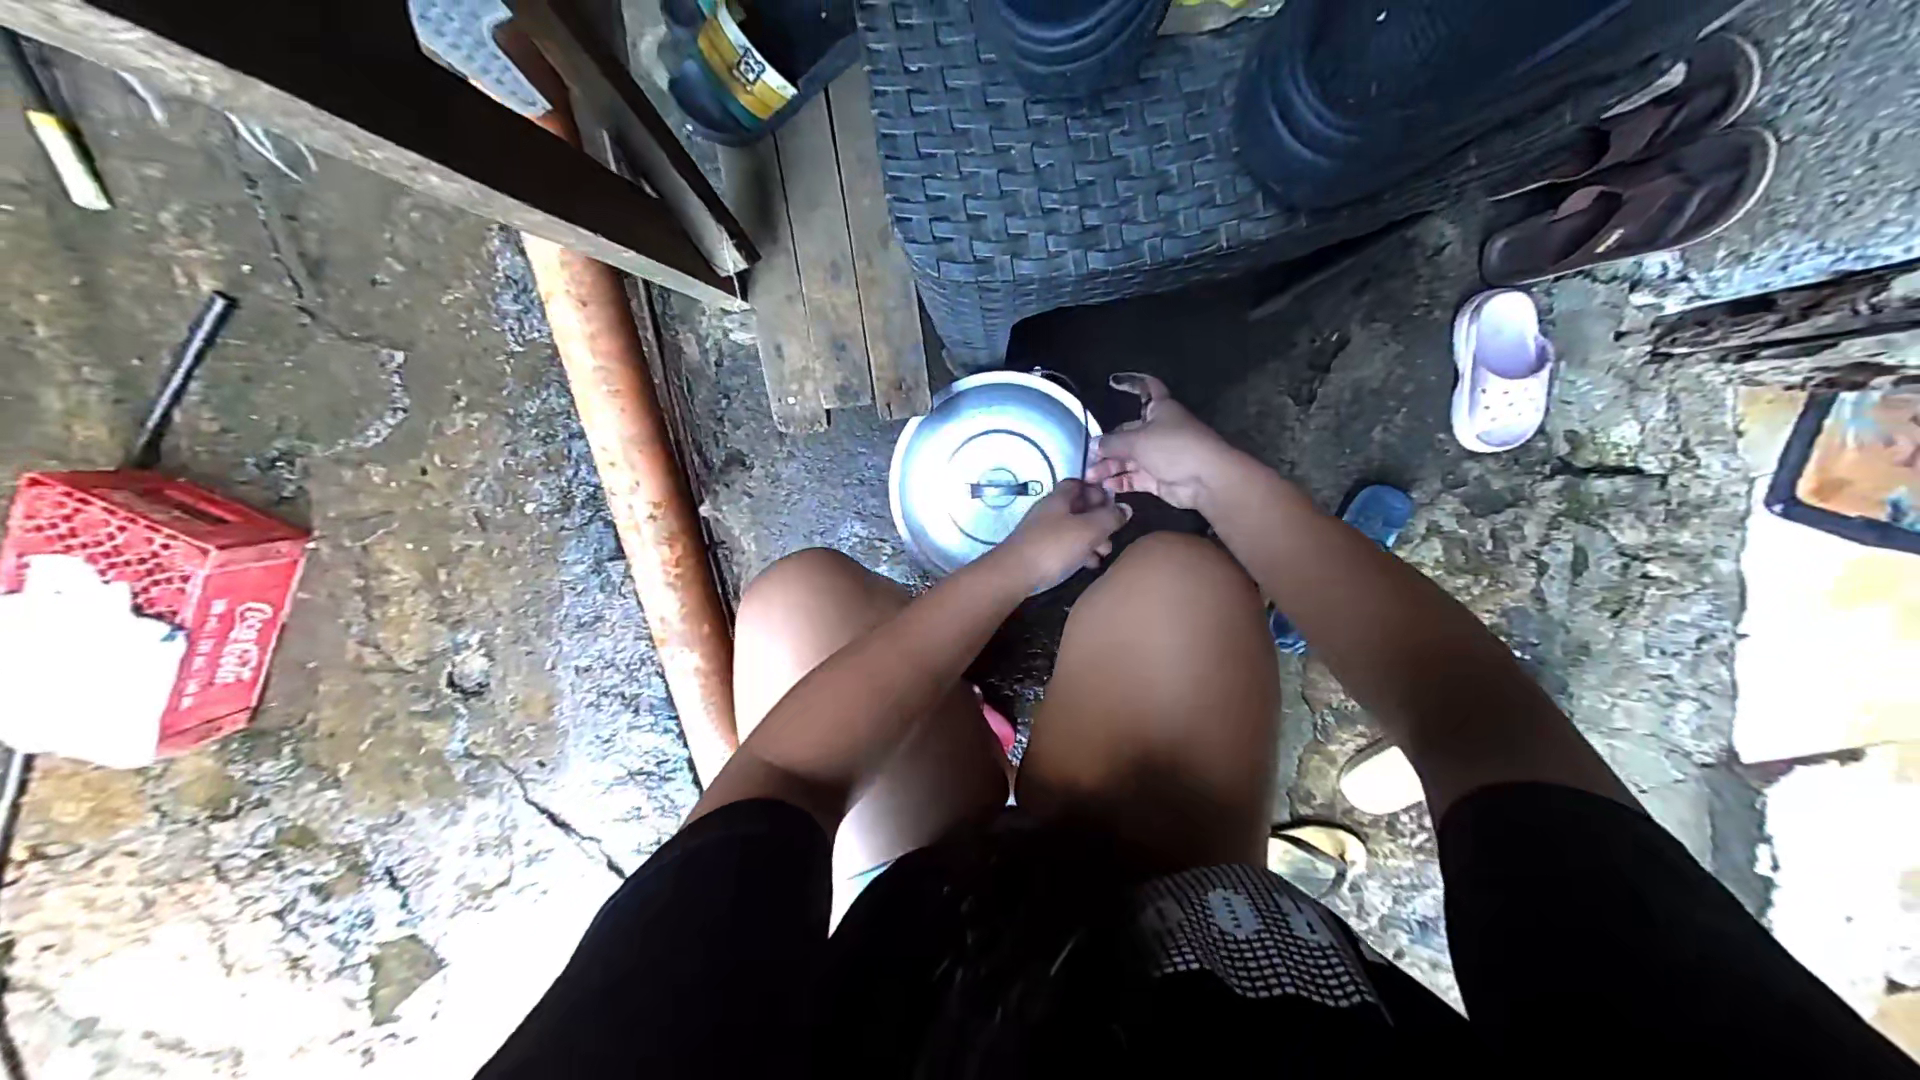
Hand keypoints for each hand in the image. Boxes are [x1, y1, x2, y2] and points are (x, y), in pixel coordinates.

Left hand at [991, 479, 1132, 591]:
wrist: (1015, 573)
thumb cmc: (1054, 546)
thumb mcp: (1089, 529)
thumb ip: (1110, 517)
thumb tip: (1126, 508)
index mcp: (1059, 498)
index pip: (1079, 484)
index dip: (1097, 491)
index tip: (1113, 505)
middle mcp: (1050, 510)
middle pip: (1079, 508)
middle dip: (1099, 520)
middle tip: (1113, 535)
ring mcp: (1042, 531)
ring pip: (1073, 529)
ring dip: (1092, 539)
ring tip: (1104, 554)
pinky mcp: (1039, 550)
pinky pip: (1064, 545)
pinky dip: (1079, 551)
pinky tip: (1089, 565)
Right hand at [1086, 373, 1245, 511]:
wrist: (1205, 479)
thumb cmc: (1173, 447)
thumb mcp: (1137, 440)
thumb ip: (1112, 442)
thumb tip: (1095, 445)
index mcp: (1159, 410)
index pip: (1146, 389)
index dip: (1131, 383)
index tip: (1113, 382)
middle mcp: (1158, 430)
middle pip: (1127, 433)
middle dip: (1107, 445)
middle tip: (1087, 458)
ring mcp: (1158, 455)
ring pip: (1128, 458)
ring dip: (1109, 467)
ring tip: (1090, 477)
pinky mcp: (1158, 478)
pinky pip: (1134, 477)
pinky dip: (1120, 481)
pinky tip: (1105, 485)